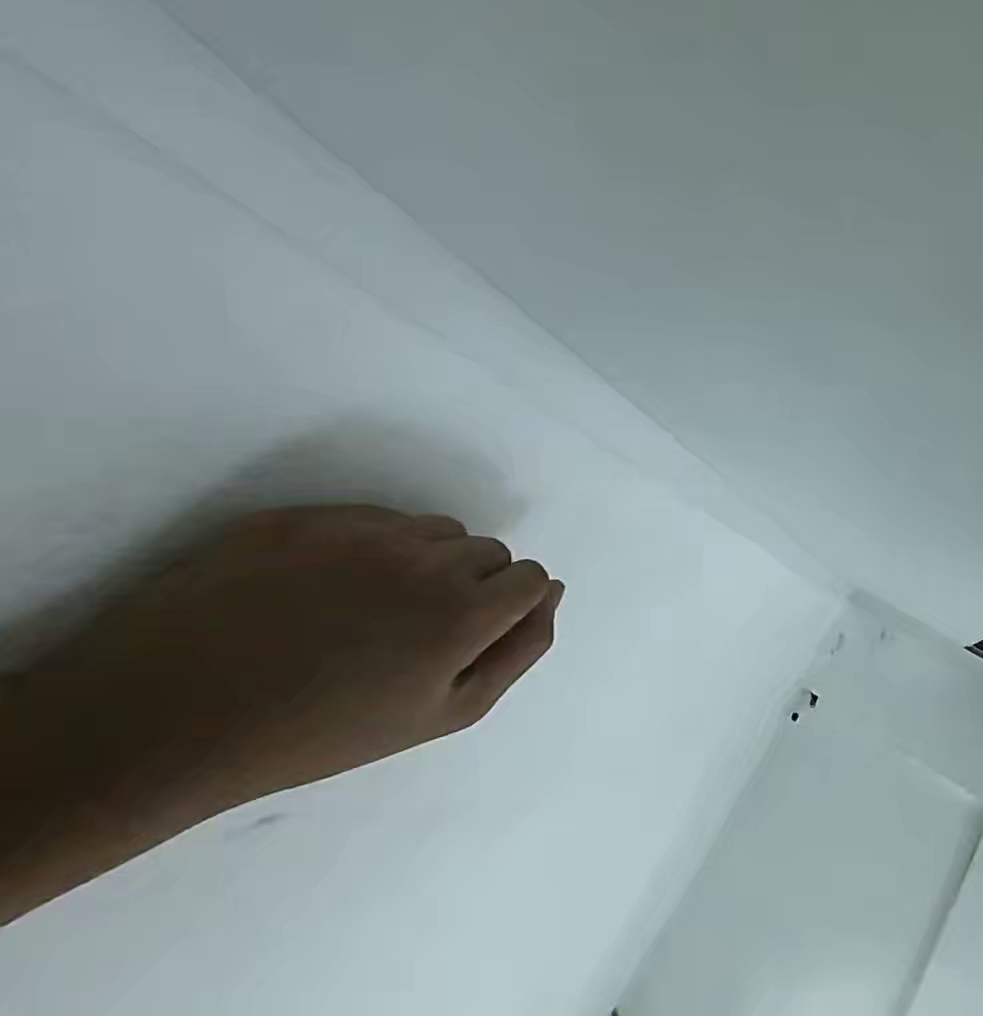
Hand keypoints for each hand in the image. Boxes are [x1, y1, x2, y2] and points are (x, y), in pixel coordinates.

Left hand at [0, 505, 561, 922]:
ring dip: (428, 560)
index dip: (510, 604)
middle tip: (415, 629)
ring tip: (372, 605)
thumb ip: (520, 650)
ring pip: (438, 530)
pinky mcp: (304, 519)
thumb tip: (553, 594)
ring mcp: (362, 534)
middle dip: (472, 583)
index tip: (470, 634)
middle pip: (489, 551)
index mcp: (465, 614)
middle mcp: (427, 562)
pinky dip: (373, 546)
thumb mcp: (446, 713)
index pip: (532, 577)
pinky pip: (376, 517)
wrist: (163, 723)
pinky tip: (327, 586)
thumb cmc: (322, 731)